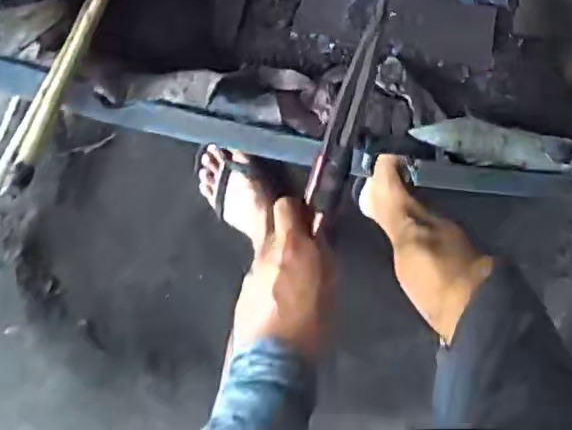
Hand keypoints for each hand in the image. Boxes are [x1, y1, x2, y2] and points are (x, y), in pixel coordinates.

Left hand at [230, 198, 331, 360]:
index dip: (296, 207)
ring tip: (292, 276)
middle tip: (299, 237)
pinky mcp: (240, 297)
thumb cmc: (312, 320)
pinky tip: (278, 298)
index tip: (308, 215)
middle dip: (283, 224)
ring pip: (264, 251)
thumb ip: (323, 250)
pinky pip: (257, 275)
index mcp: (291, 244)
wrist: (271, 366)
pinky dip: (268, 278)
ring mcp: (249, 275)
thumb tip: (319, 232)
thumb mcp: (331, 280)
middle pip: (268, 221)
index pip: (285, 205)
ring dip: (277, 254)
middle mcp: (265, 253)